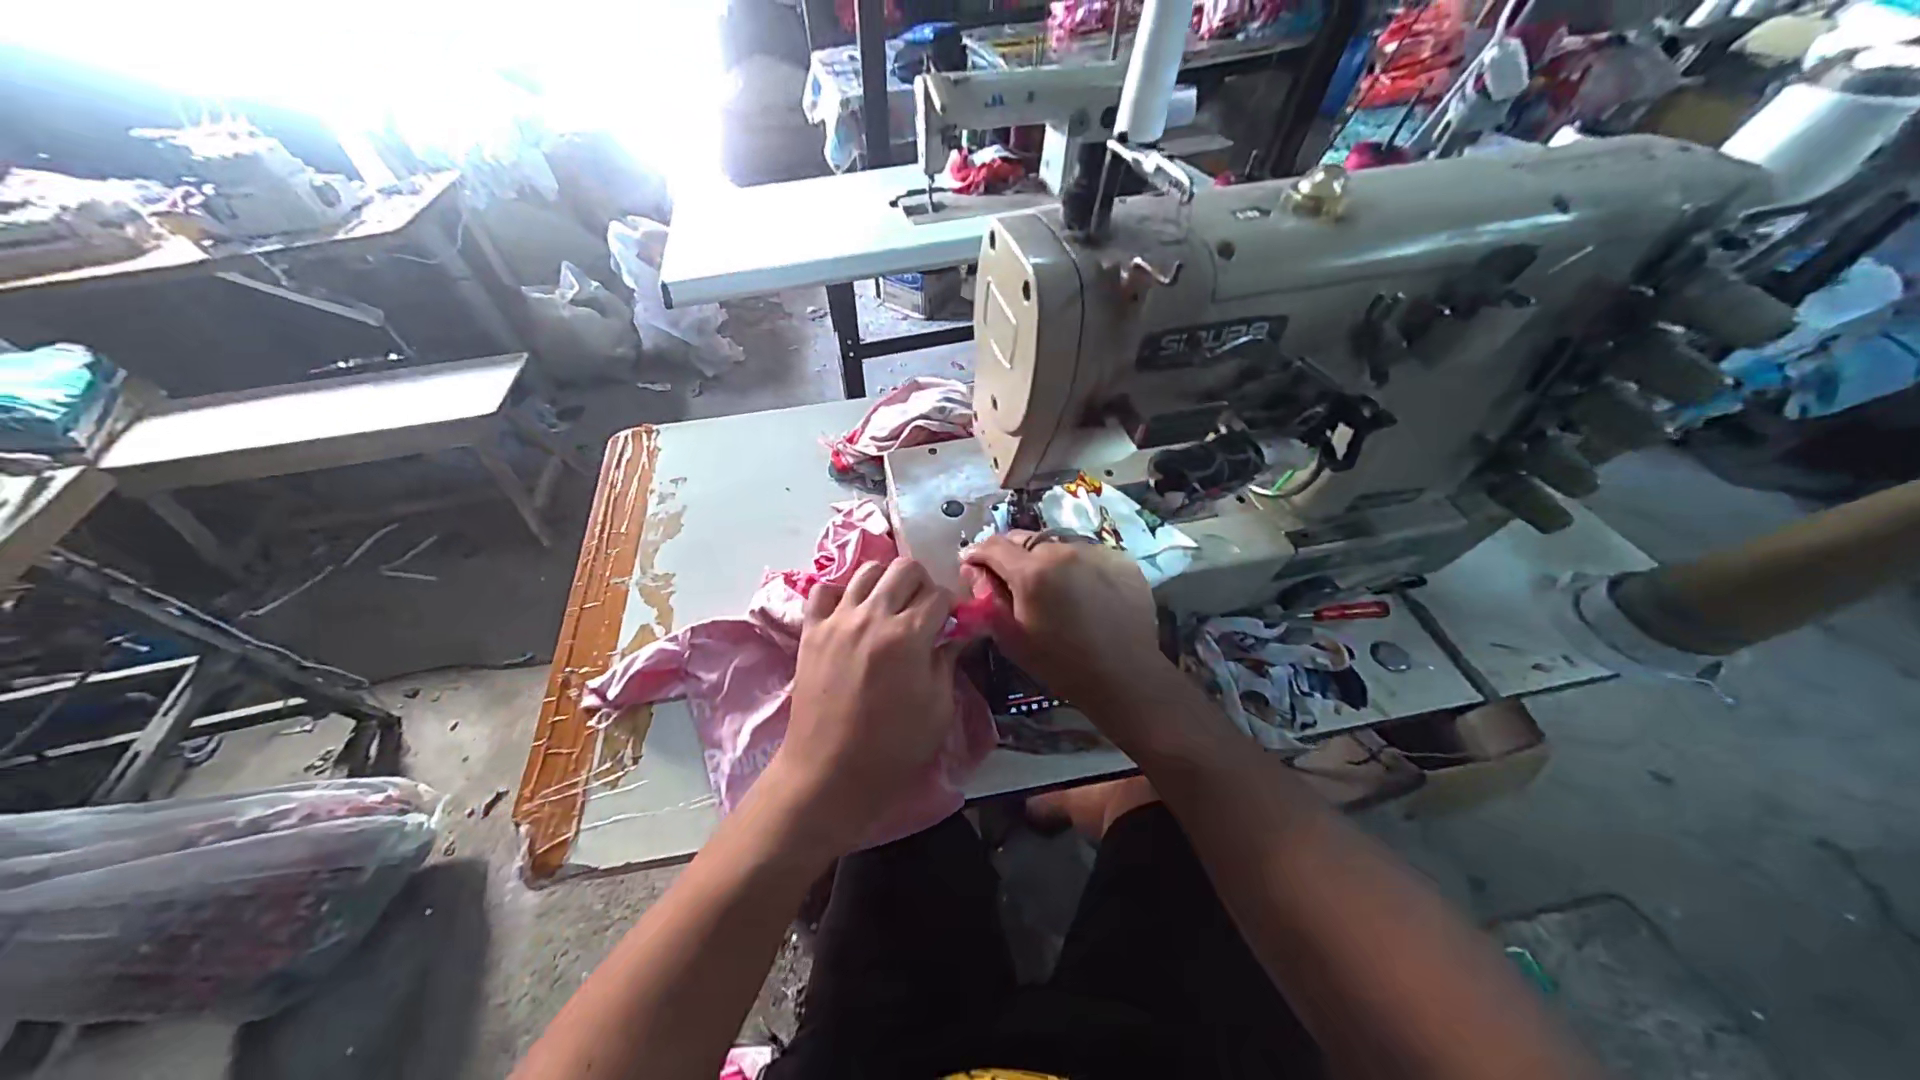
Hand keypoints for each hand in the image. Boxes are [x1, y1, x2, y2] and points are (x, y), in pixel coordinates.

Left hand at [769, 558, 961, 852]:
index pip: (939, 595)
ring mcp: (837, 620)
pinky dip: (842, 592)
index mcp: (908, 636)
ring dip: (886, 581)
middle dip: (923, 583)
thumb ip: (947, 661)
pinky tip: (852, 612)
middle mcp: (872, 616)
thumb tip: (956, 634)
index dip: (952, 605)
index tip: (953, 620)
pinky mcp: (810, 631)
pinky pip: (824, 590)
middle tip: (924, 609)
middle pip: (904, 568)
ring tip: (891, 606)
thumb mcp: (938, 708)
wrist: (830, 773)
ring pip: (867, 570)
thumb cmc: (893, 748)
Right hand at [960, 531, 1176, 717]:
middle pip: (1024, 539)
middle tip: (1007, 576)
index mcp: (1032, 572)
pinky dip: (1074, 566)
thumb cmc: (1061, 663)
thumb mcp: (1013, 637)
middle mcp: (1062, 552)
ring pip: (1056, 544)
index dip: (977, 552)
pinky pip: (1085, 554)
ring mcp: (1094, 552)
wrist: (1125, 676)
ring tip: (1048, 585)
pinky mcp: (1118, 559)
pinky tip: (1079, 590)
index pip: (993, 546)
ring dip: (1043, 558)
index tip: (970, 562)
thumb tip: (973, 570)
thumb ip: (988, 598)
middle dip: (1009, 553)